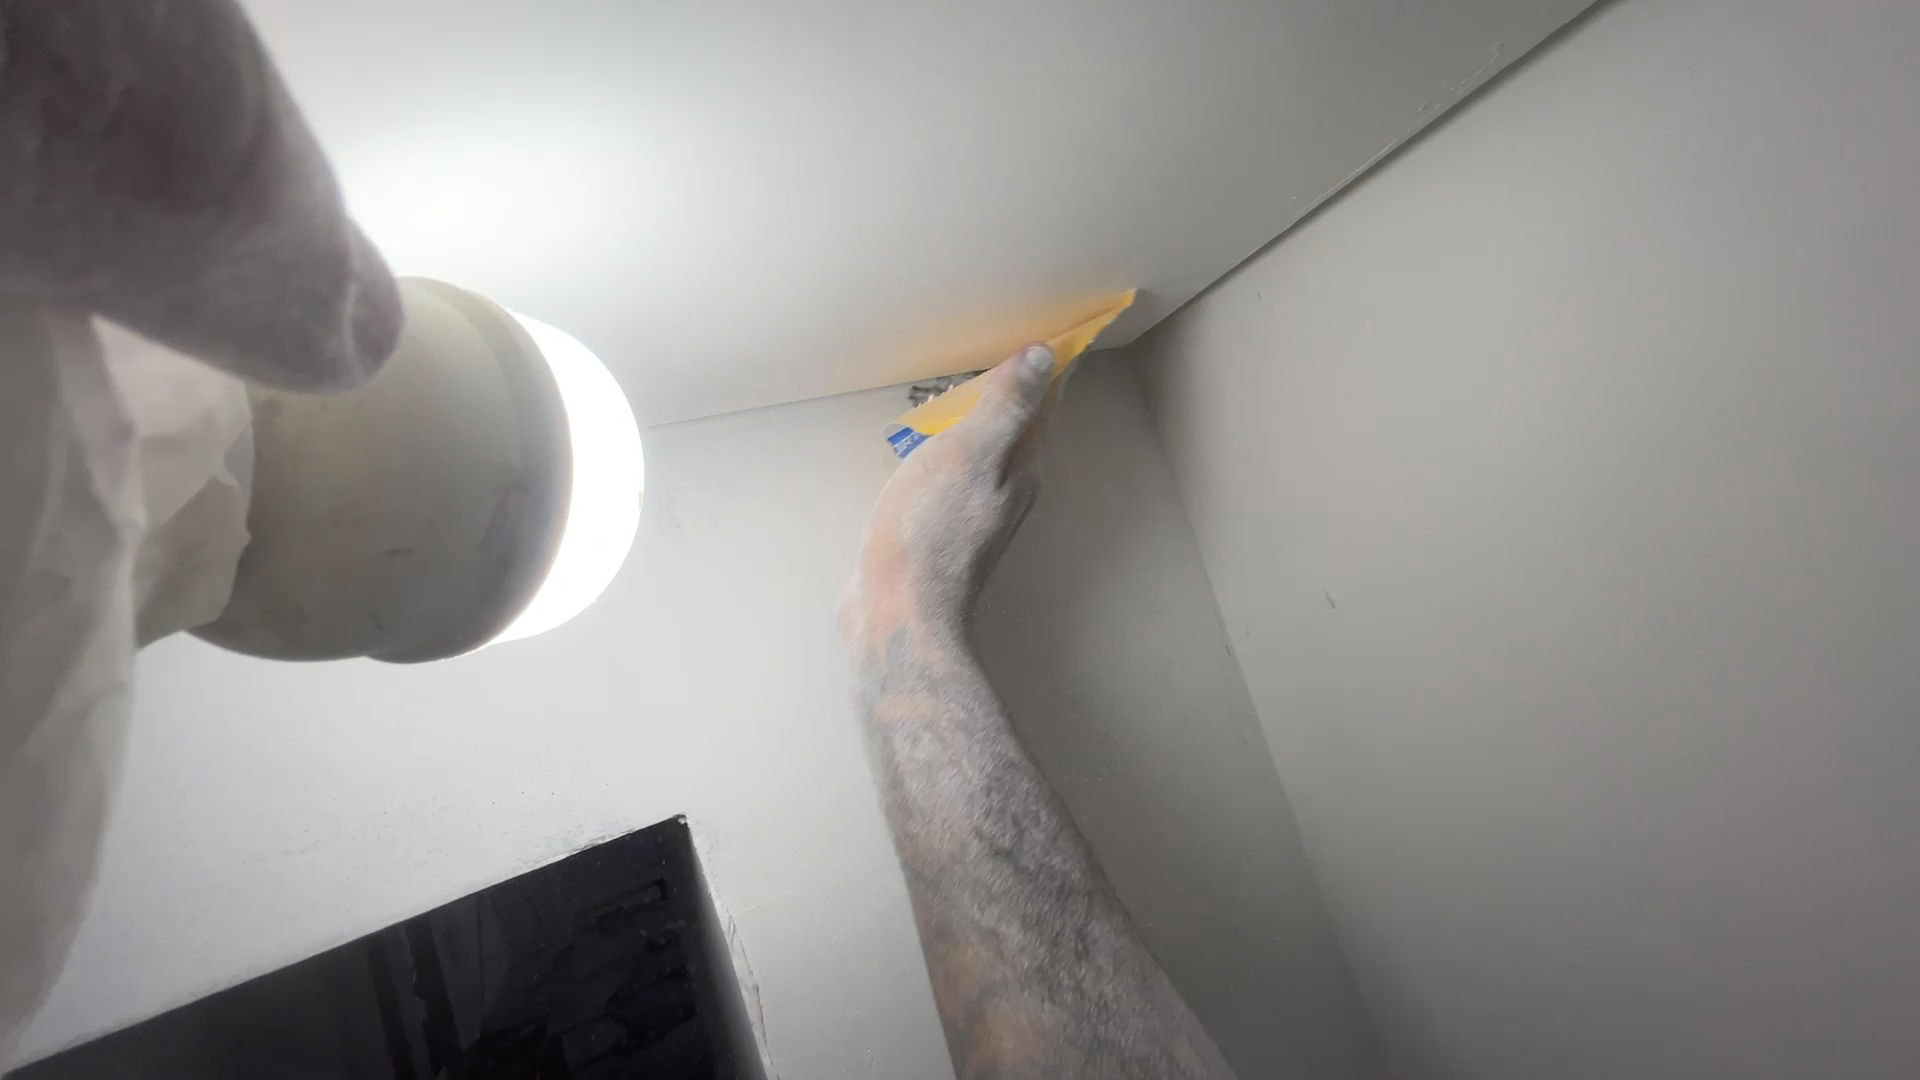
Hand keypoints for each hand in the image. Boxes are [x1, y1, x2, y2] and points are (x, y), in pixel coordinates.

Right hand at [843, 344, 1058, 654]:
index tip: (1025, 340)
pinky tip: (914, 453)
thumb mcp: (969, 454)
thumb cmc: (931, 530)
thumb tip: (1042, 356)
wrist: (898, 611)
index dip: (1033, 374)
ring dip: (961, 429)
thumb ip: (1004, 407)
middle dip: (995, 400)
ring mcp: (967, 517)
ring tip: (943, 400)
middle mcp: (1002, 495)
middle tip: (978, 364)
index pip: (1038, 410)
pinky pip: (939, 482)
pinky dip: (933, 458)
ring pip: (971, 459)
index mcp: (1020, 472)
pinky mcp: (932, 534)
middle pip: (1005, 434)